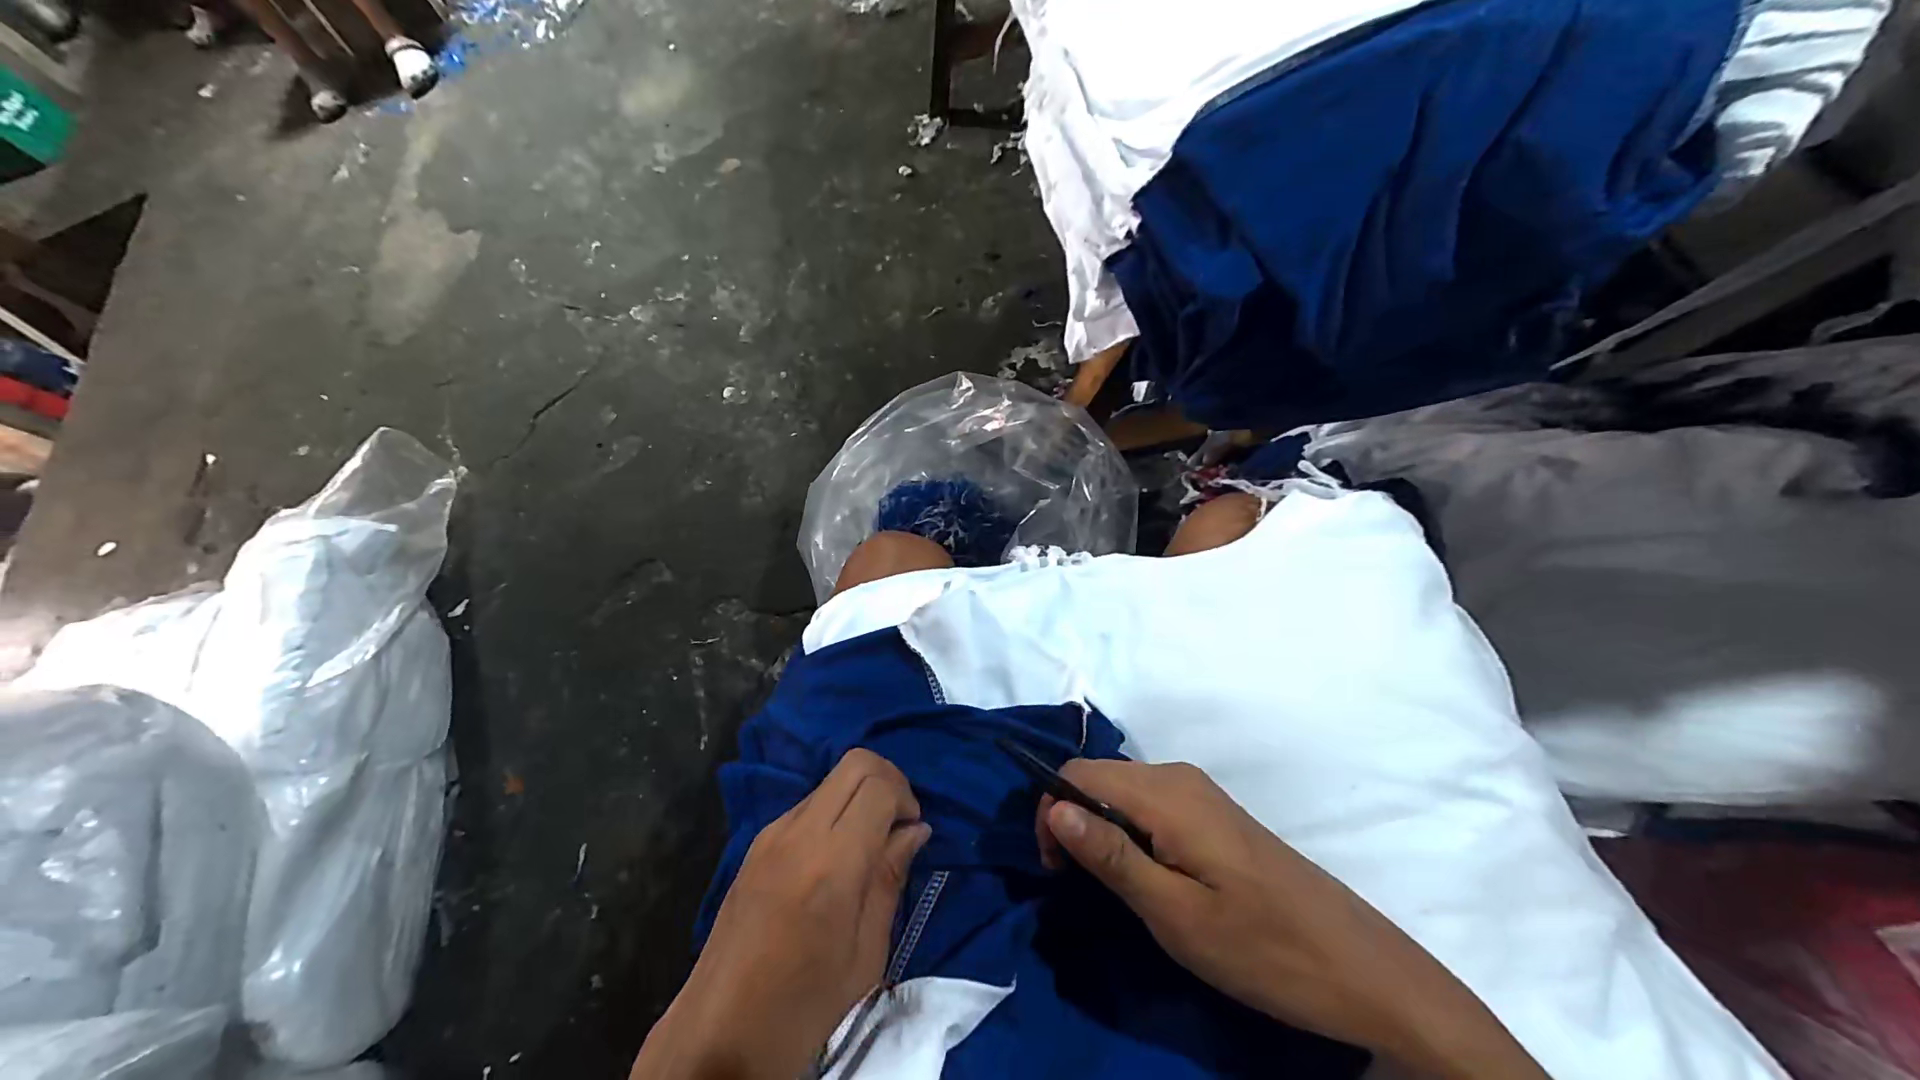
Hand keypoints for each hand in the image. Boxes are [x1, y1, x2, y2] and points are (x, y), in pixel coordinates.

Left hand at [633, 748, 930, 1079]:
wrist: (719, 1033)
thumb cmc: (804, 1005)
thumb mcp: (866, 952)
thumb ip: (890, 877)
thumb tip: (916, 829)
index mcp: (831, 862)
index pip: (878, 784)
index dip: (906, 796)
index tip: (913, 830)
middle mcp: (798, 832)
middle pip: (855, 762)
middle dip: (888, 780)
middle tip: (898, 824)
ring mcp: (771, 833)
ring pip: (830, 780)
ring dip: (859, 795)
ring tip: (869, 843)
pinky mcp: (756, 843)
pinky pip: (808, 804)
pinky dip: (835, 811)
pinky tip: (837, 856)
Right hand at [1037, 760, 1545, 1079]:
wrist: (1359, 968)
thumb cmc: (1260, 948)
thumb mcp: (1174, 913)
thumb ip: (1110, 854)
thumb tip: (1053, 806)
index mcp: (1166, 793)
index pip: (1077, 773)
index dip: (1051, 811)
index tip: (1056, 869)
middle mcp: (1179, 776)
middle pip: (1099, 777)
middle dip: (1072, 819)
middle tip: (1078, 882)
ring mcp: (1201, 792)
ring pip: (1123, 790)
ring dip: (1100, 828)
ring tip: (1112, 884)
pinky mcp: (1214, 813)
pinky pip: (1150, 804)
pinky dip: (1129, 830)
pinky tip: (1146, 874)